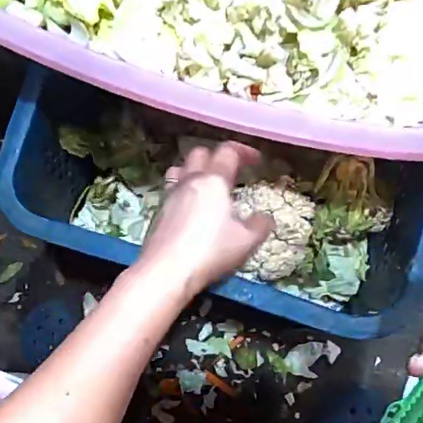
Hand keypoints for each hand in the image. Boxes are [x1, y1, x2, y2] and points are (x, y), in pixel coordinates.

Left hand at [131, 141, 274, 298]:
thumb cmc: (209, 251)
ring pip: (180, 169)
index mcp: (213, 181)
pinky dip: (183, 191)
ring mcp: (169, 196)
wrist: (165, 271)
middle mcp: (188, 182)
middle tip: (230, 172)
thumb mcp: (246, 242)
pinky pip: (171, 191)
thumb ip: (259, 226)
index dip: (244, 151)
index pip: (228, 152)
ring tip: (206, 185)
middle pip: (200, 154)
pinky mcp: (157, 213)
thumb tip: (265, 218)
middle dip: (217, 157)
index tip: (256, 160)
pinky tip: (190, 209)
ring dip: (194, 171)